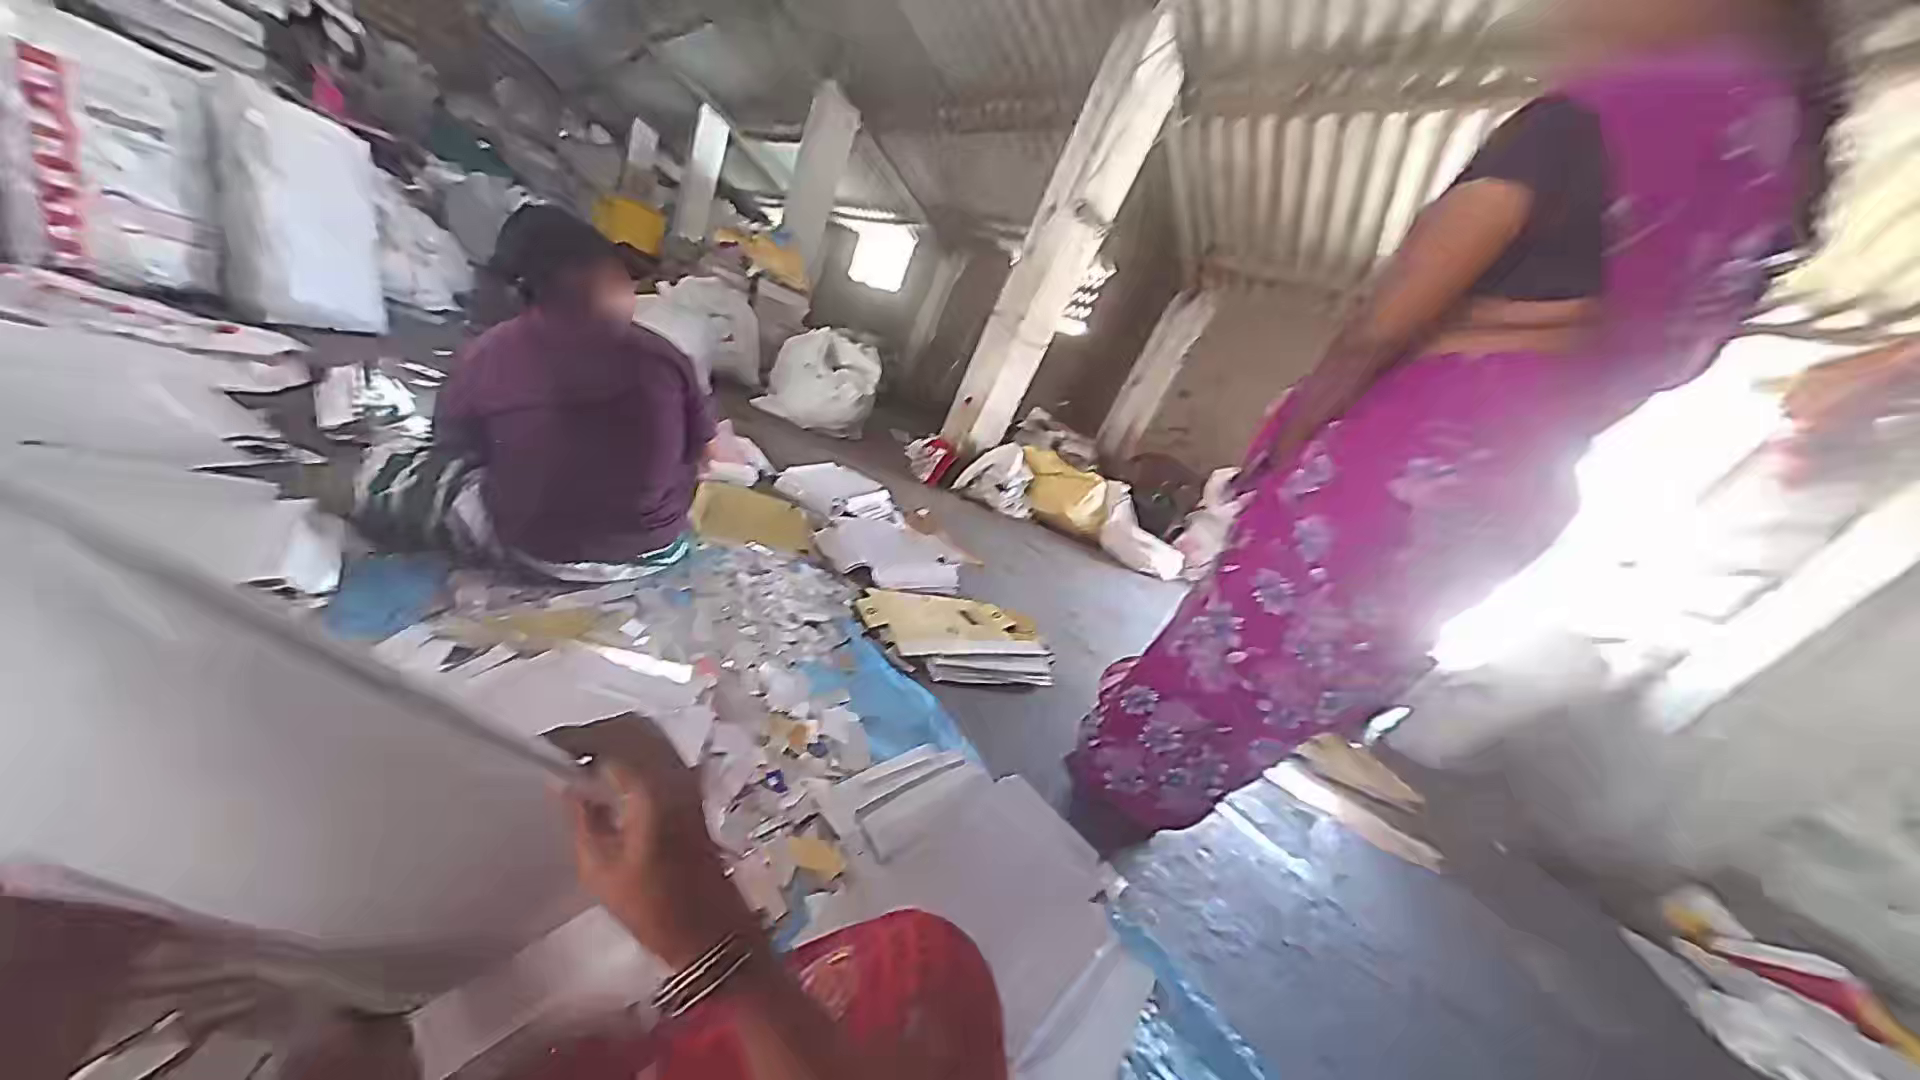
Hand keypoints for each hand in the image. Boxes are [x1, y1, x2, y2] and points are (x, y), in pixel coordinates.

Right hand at [550, 715, 757, 968]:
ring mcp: (688, 775)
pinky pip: (660, 749)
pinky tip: (608, 770)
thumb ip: (582, 815)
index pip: (611, 741)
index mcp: (651, 787)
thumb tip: (563, 780)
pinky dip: (633, 747)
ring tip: (578, 759)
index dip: (575, 738)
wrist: (705, 920)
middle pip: (634, 728)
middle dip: (595, 732)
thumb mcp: (598, 865)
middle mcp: (675, 771)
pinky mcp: (693, 784)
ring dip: (615, 736)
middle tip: (559, 752)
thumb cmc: (648, 903)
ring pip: (650, 734)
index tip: (543, 745)